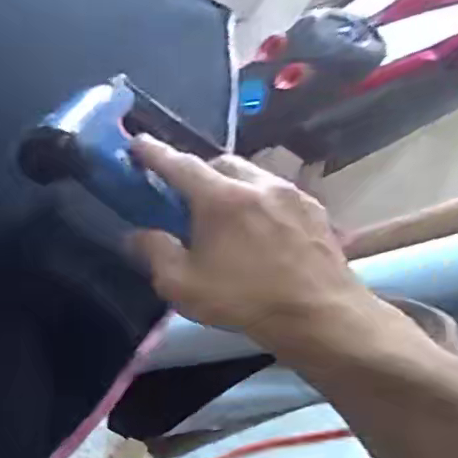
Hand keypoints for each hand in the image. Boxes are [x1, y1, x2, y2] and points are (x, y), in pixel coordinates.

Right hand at [123, 137, 408, 364]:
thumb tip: (137, 234)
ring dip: (230, 185)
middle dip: (198, 172)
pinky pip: (276, 193)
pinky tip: (255, 228)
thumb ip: (154, 252)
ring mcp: (291, 195)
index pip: (180, 165)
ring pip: (252, 175)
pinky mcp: (315, 211)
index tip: (138, 143)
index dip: (155, 153)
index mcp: (220, 199)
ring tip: (221, 213)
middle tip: (184, 195)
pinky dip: (257, 201)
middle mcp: (258, 185)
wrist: (319, 315)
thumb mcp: (180, 283)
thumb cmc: (241, 299)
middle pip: (220, 163)